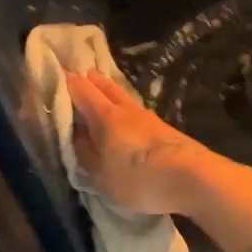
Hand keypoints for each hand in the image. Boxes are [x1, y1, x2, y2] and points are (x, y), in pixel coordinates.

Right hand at [66, 69, 218, 215]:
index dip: (69, 83)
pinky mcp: (166, 129)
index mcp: (105, 117)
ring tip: (105, 88)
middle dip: (93, 81)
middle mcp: (126, 110)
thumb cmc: (138, 178)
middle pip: (107, 88)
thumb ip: (86, 153)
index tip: (60, 75)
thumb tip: (76, 134)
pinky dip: (129, 107)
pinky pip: (139, 111)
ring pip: (125, 98)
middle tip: (83, 73)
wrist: (191, 178)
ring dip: (112, 91)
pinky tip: (130, 113)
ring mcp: (149, 118)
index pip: (82, 92)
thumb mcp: (101, 175)